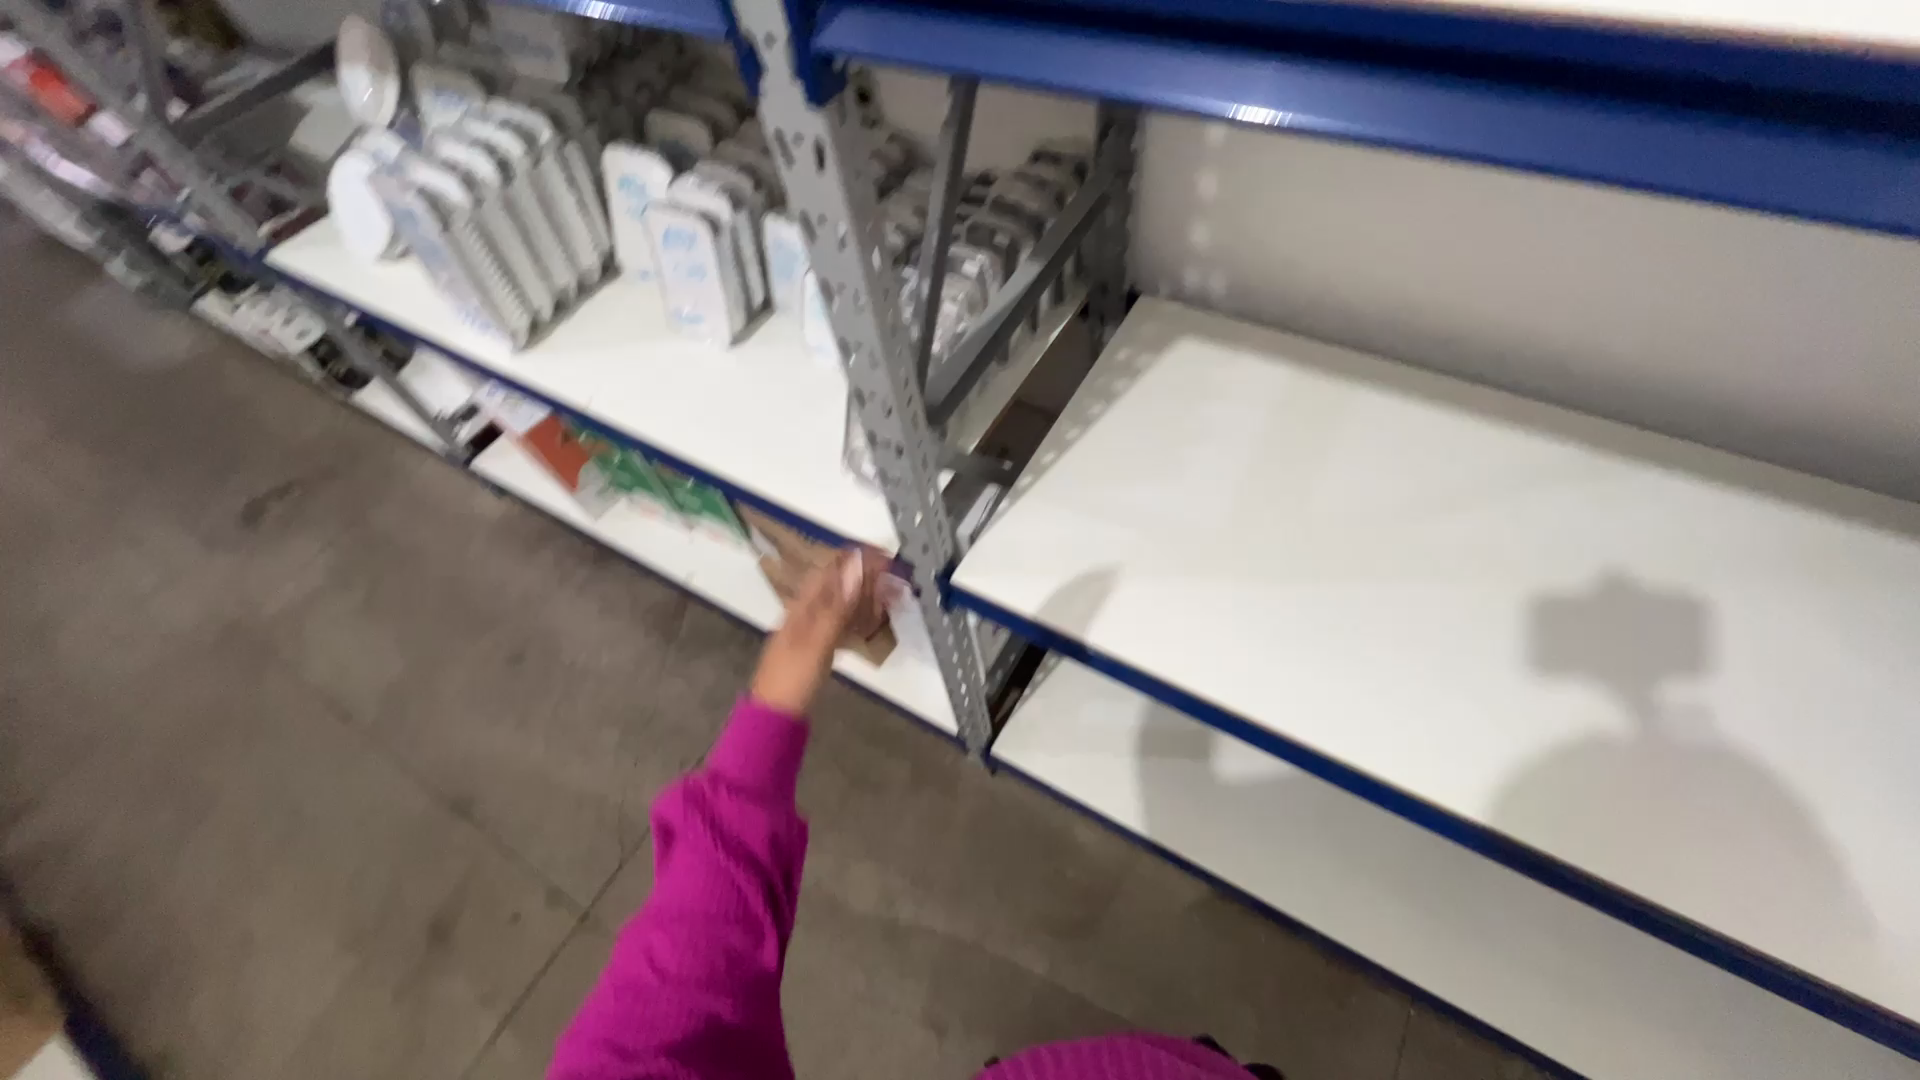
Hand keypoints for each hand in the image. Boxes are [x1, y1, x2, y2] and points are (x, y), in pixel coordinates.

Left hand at [749, 547, 896, 714]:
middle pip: (839, 587)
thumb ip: (838, 605)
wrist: (773, 717)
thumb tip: (855, 567)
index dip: (856, 559)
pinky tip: (872, 622)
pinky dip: (858, 620)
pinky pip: (841, 626)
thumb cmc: (792, 679)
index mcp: (802, 607)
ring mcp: (810, 632)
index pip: (831, 570)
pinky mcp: (817, 650)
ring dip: (866, 598)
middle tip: (897, 579)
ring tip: (892, 597)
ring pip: (842, 606)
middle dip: (867, 578)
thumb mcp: (817, 641)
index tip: (885, 556)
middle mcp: (805, 614)